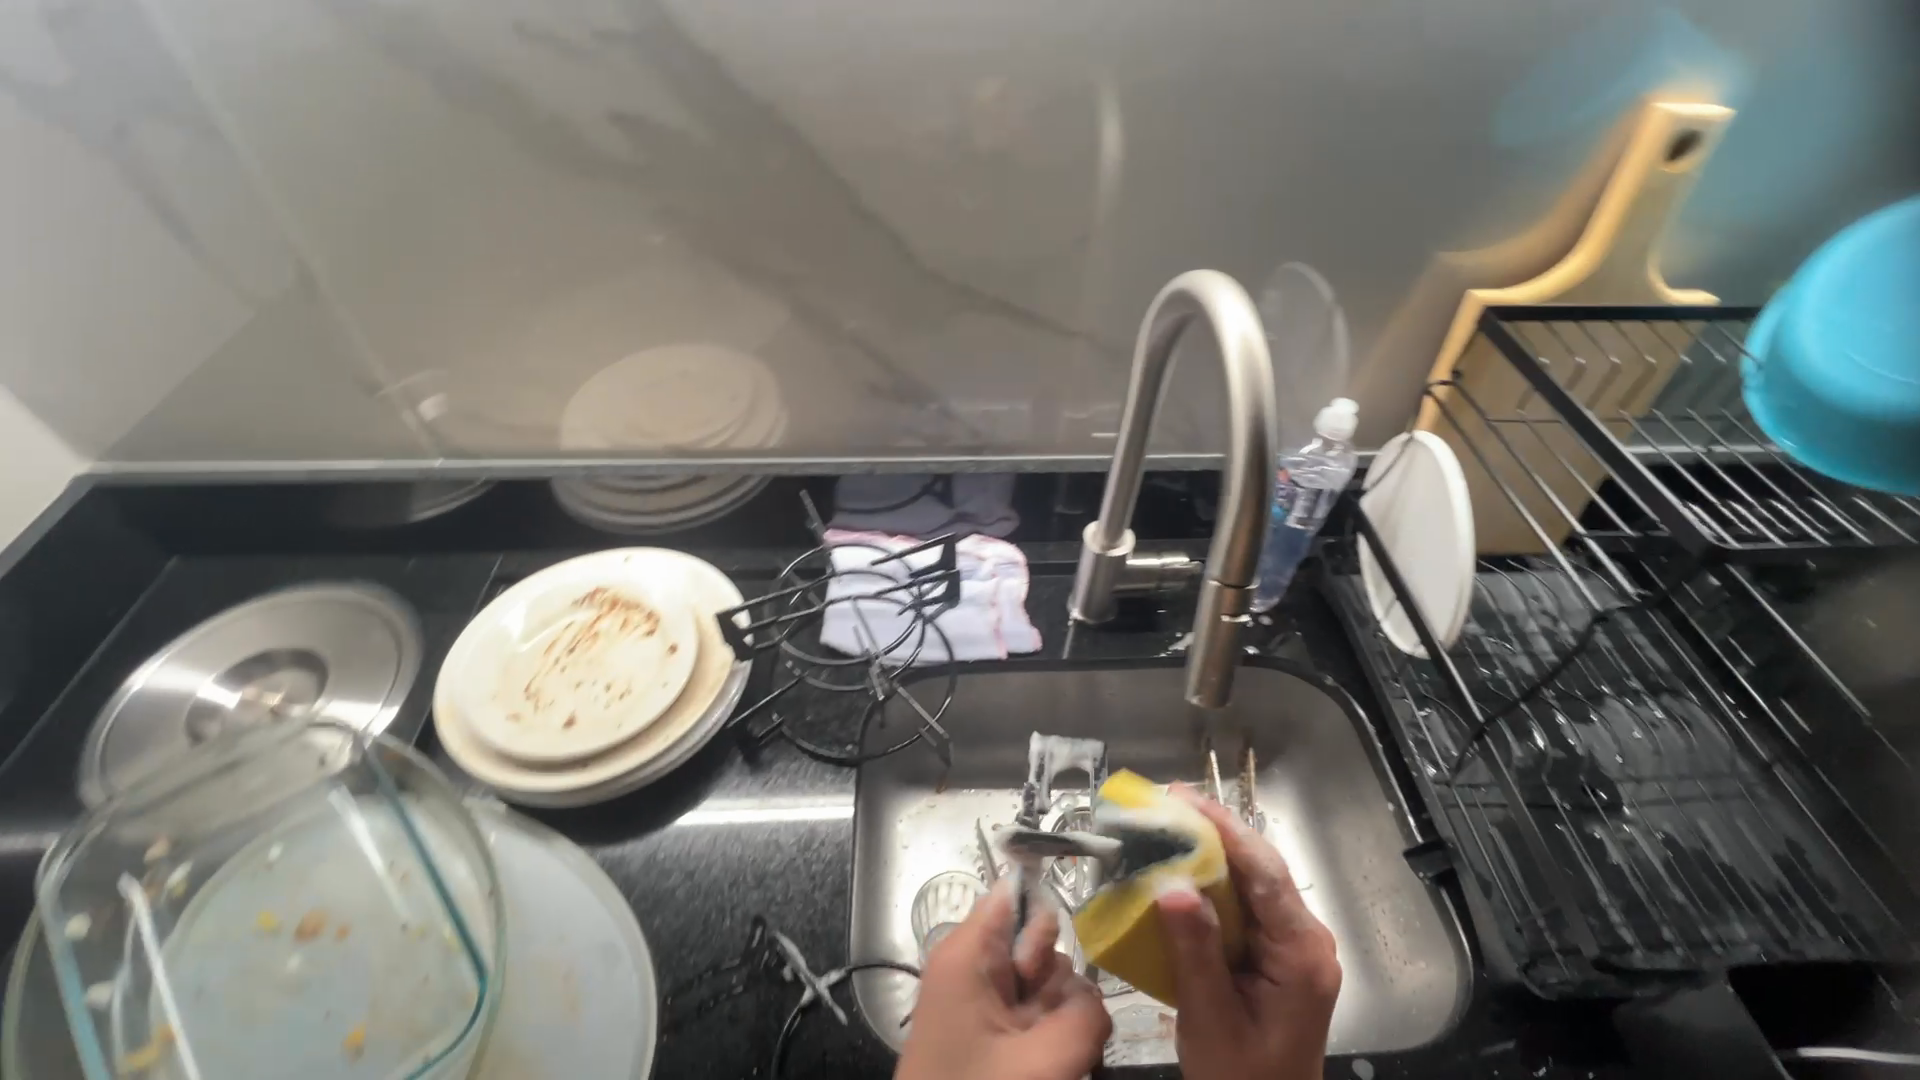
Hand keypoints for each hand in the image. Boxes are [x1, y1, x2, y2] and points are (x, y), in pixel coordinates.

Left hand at [895, 880, 1111, 1079]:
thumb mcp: (1043, 1060)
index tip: (1040, 970)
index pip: (1013, 895)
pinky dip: (1050, 1036)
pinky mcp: (989, 1029)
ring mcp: (981, 999)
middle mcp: (973, 964)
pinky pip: (1034, 1013)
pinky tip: (1048, 1064)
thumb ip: (1086, 1015)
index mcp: (969, 951)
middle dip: (1056, 984)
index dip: (1040, 921)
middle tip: (1042, 1027)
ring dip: (1060, 1017)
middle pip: (1037, 942)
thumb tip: (1093, 1000)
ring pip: (1043, 982)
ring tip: (1048, 1058)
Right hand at [1157, 786, 1340, 1079]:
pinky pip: (1243, 904)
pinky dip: (1211, 882)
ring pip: (1251, 882)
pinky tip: (1179, 869)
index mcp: (1302, 953)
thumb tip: (1172, 885)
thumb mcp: (1211, 1019)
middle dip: (1215, 832)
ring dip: (1210, 852)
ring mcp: (1291, 945)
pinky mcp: (1274, 953)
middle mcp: (1305, 939)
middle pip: (1260, 869)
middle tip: (1166, 803)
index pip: (1266, 874)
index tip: (1186, 800)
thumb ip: (1195, 951)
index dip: (1226, 830)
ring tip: (1167, 824)